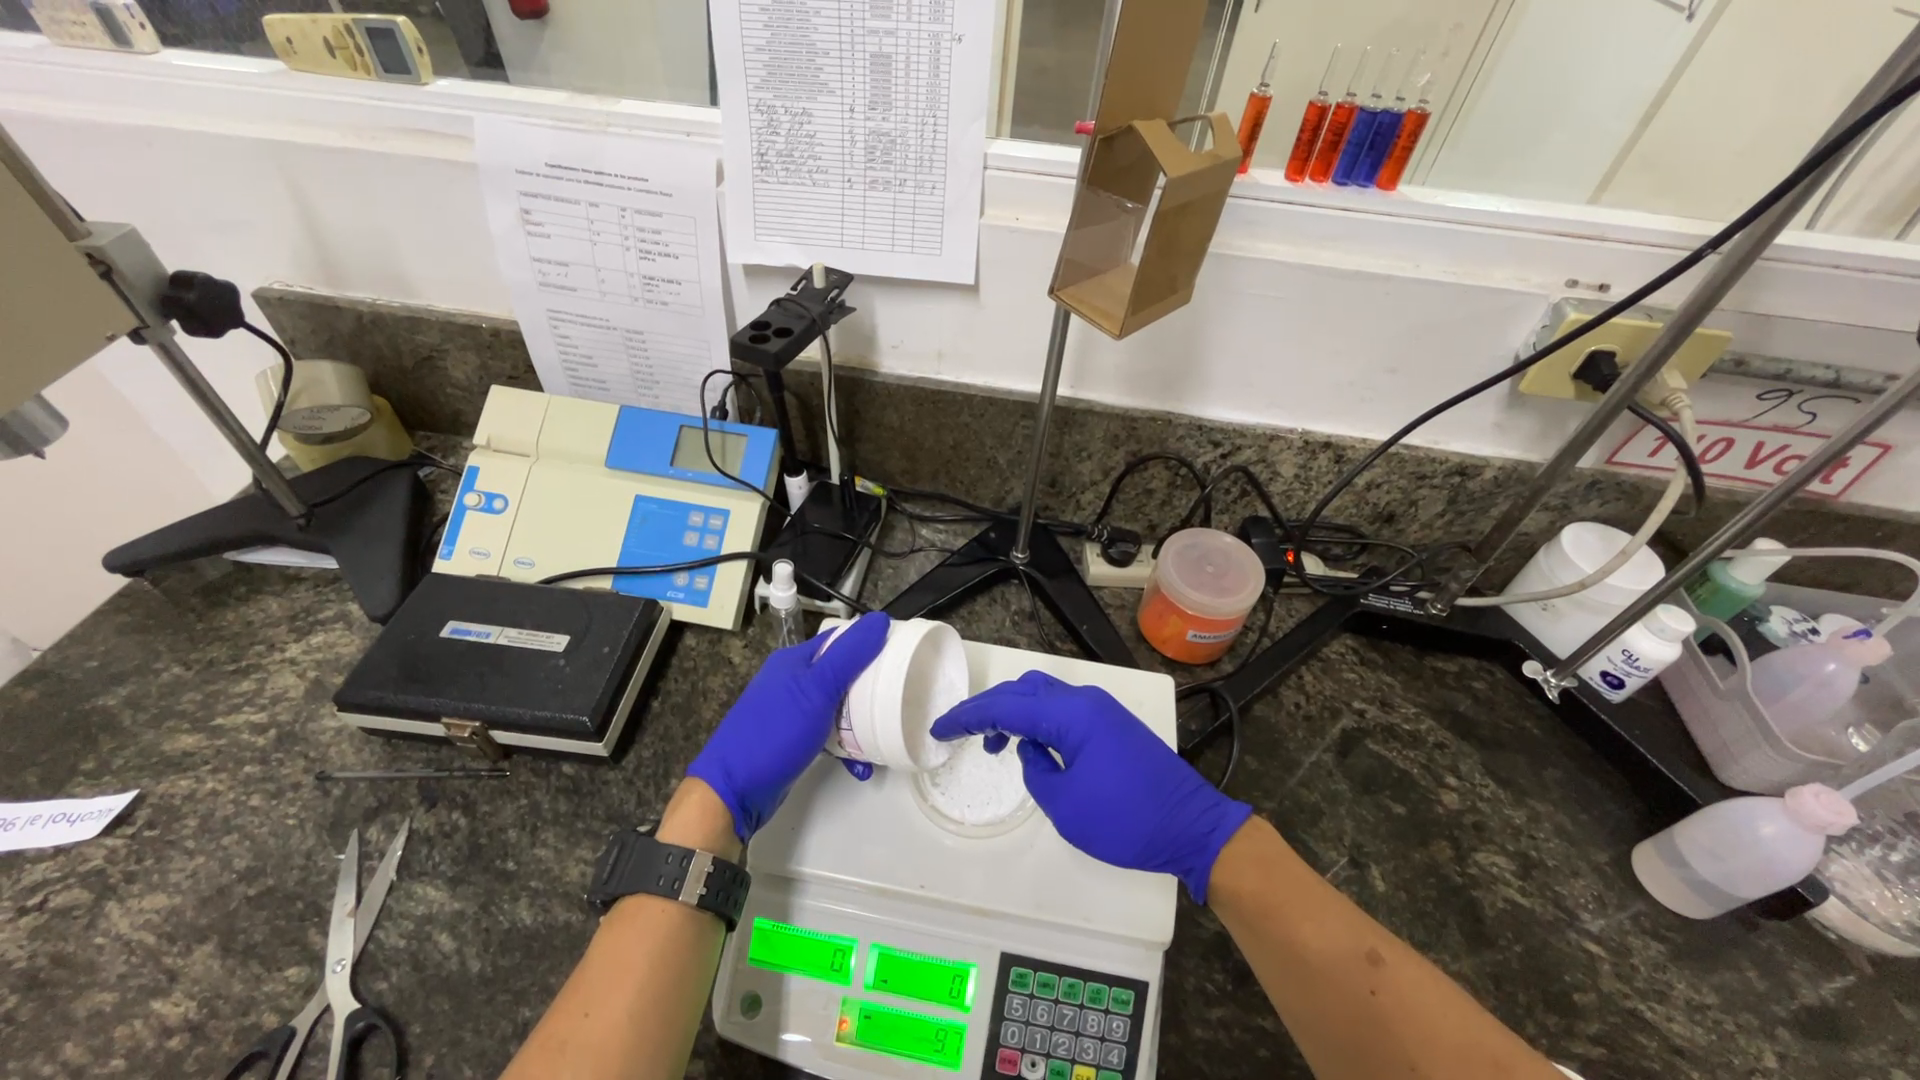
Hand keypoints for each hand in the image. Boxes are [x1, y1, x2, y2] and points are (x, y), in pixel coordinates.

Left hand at [687, 612, 890, 841]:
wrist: (735, 788)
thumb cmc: (776, 732)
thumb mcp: (818, 689)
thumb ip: (849, 655)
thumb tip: (880, 619)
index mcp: (795, 660)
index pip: (841, 640)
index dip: (871, 642)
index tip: (904, 654)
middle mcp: (792, 680)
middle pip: (841, 673)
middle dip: (870, 685)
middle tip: (901, 695)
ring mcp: (791, 711)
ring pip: (837, 704)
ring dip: (860, 718)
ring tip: (886, 730)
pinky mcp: (793, 738)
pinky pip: (827, 732)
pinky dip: (845, 742)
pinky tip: (861, 761)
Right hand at [930, 670, 1251, 902]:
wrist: (1191, 827)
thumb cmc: (1126, 820)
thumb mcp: (1065, 805)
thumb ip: (1037, 772)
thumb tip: (1033, 752)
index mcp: (1071, 715)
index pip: (1006, 707)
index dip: (968, 716)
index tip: (940, 729)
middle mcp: (1086, 701)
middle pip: (1024, 690)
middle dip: (988, 708)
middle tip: (960, 733)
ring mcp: (1103, 710)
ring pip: (1044, 695)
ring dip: (1014, 712)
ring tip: (994, 745)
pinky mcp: (1114, 725)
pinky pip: (1064, 709)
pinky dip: (1038, 720)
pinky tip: (1032, 746)